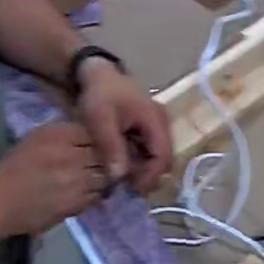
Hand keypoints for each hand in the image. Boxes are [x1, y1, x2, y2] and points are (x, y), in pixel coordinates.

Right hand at [0, 122, 106, 238]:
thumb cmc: (14, 168)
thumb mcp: (37, 139)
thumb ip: (66, 133)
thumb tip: (96, 132)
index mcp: (59, 135)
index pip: (96, 132)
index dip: (99, 141)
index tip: (96, 147)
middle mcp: (70, 155)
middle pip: (103, 154)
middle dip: (103, 159)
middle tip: (99, 164)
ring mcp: (74, 180)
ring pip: (104, 175)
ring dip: (102, 177)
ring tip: (92, 179)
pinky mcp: (75, 202)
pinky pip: (97, 194)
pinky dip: (94, 194)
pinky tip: (83, 193)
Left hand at [74, 57, 171, 191]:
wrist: (98, 74)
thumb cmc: (100, 95)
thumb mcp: (100, 120)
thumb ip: (111, 147)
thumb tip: (120, 178)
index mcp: (155, 120)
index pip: (163, 156)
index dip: (150, 176)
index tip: (130, 189)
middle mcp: (162, 122)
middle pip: (165, 157)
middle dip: (149, 176)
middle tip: (126, 189)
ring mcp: (157, 124)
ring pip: (159, 154)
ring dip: (145, 169)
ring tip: (124, 180)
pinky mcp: (149, 126)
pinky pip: (151, 148)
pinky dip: (141, 160)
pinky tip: (124, 166)